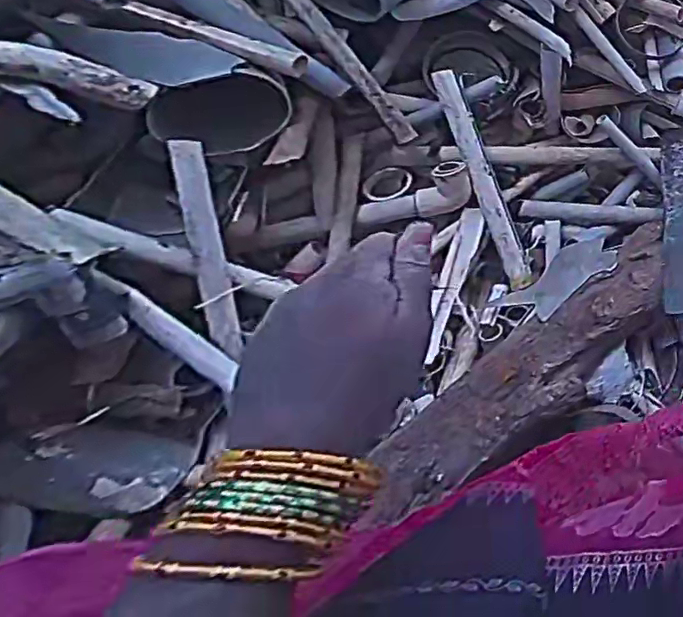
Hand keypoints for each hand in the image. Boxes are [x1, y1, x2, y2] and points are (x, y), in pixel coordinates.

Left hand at [228, 223, 434, 455]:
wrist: (295, 449)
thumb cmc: (366, 389)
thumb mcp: (413, 327)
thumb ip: (417, 272)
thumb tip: (419, 232)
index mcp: (357, 275)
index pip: (388, 240)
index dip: (409, 261)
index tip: (418, 288)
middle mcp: (316, 283)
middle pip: (357, 262)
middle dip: (379, 281)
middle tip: (395, 323)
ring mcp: (284, 310)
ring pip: (330, 287)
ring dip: (349, 302)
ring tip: (363, 344)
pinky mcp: (263, 337)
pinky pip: (303, 314)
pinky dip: (321, 324)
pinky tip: (331, 356)